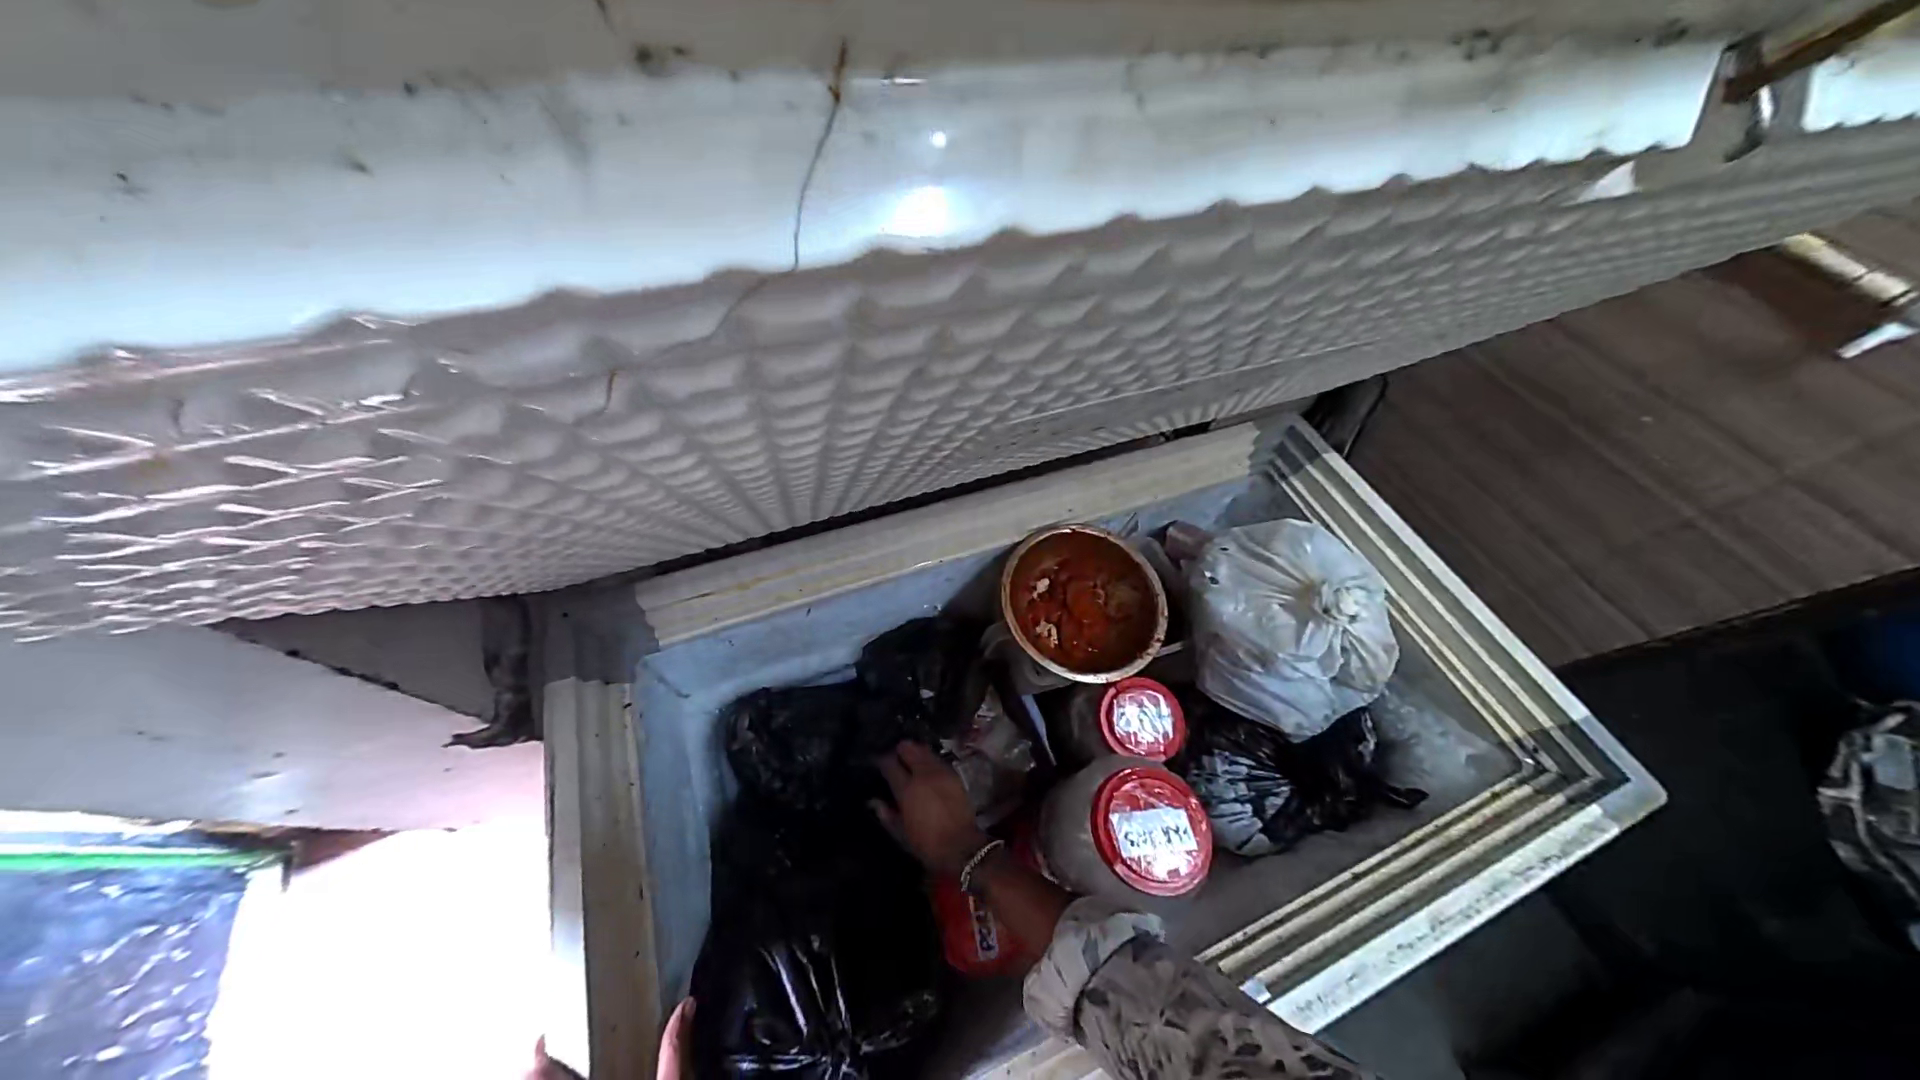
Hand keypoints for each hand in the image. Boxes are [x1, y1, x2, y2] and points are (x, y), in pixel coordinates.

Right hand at [873, 741, 990, 875]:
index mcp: (907, 789)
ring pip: (924, 750)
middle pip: (908, 748)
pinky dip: (929, 760)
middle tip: (895, 758)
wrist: (962, 847)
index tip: (877, 761)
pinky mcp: (955, 775)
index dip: (881, 759)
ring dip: (915, 752)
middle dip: (899, 750)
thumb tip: (874, 801)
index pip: (889, 763)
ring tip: (910, 760)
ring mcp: (941, 772)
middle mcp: (924, 774)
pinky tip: (927, 769)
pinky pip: (937, 759)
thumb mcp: (901, 834)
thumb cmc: (927, 844)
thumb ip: (886, 814)